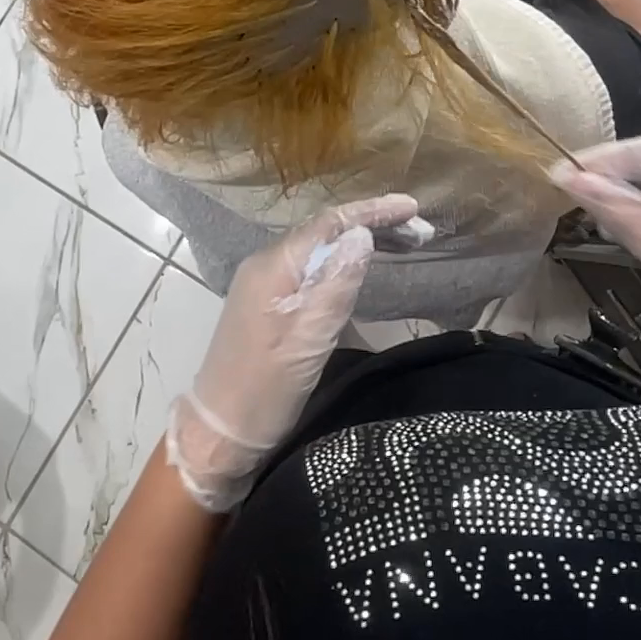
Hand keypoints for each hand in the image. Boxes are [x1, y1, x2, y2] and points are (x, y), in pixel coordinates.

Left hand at [166, 194, 420, 510]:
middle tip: (421, 233)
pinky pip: (311, 267)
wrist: (219, 432)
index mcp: (274, 267)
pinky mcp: (268, 303)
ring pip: (319, 248)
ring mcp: (265, 283)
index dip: (373, 211)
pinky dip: (343, 261)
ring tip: (405, 244)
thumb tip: (362, 234)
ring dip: (361, 241)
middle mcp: (266, 265)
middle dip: (373, 224)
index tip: (414, 208)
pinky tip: (364, 266)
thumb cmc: (265, 390)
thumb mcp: (308, 339)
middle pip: (326, 231)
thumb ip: (335, 283)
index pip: (330, 223)